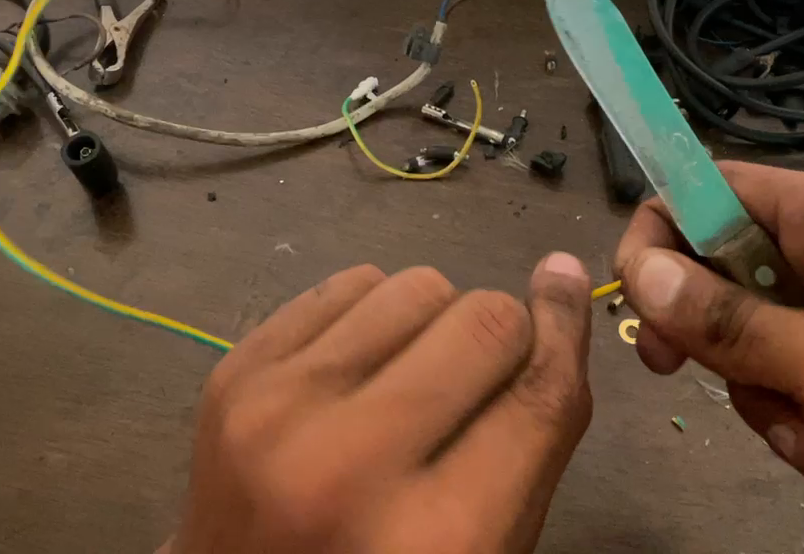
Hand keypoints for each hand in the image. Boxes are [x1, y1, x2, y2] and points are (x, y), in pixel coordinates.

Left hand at [169, 254, 592, 553]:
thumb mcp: (484, 542)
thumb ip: (536, 428)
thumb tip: (562, 276)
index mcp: (434, 540)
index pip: (539, 392)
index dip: (565, 329)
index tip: (565, 285)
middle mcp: (349, 465)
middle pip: (483, 320)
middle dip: (499, 334)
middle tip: (475, 376)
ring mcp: (280, 410)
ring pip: (417, 284)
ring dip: (433, 320)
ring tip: (411, 375)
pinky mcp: (238, 370)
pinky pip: (351, 282)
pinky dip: (373, 311)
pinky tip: (359, 366)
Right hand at [617, 161, 803, 553]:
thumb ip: (729, 319)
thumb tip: (640, 267)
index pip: (719, 187)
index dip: (665, 229)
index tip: (638, 301)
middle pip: (730, 259)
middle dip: (712, 324)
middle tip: (681, 371)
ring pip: (755, 327)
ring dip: (759, 384)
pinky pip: (796, 374)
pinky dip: (797, 415)